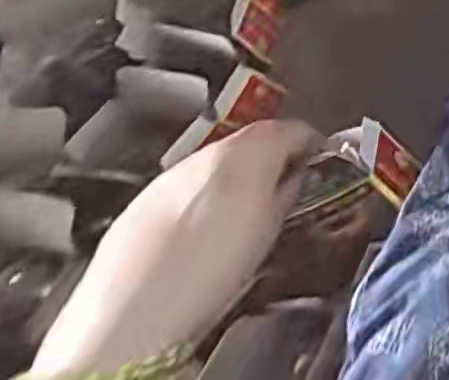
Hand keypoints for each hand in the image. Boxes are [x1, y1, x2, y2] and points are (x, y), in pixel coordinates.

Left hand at [31, 119, 319, 377]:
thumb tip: (296, 178)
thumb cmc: (214, 270)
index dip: (314, 146)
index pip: (297, 129)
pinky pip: (187, 185)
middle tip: (286, 190)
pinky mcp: (142, 199)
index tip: (320, 165)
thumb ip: (289, 191)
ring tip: (244, 216)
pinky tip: (202, 233)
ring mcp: (174, 172)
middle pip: (256, 141)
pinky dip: (203, 197)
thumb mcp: (271, 229)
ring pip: (219, 163)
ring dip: (238, 177)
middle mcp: (213, 149)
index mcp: (253, 148)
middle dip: (274, 160)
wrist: (128, 319)